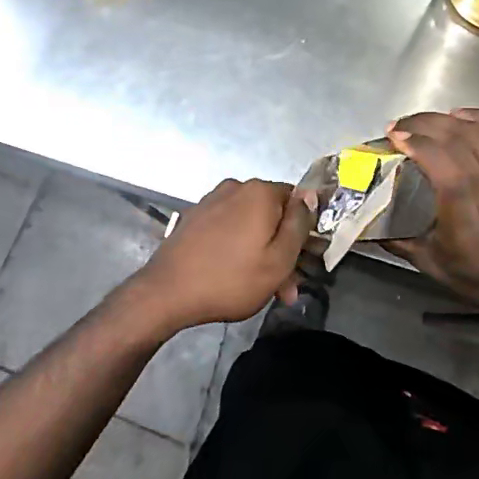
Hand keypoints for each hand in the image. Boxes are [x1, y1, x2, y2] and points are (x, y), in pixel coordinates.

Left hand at [129, 179, 312, 330]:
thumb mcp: (279, 259)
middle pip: (271, 214)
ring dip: (261, 253)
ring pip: (249, 225)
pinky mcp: (195, 218)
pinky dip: (238, 248)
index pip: (297, 199)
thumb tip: (310, 195)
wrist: (169, 290)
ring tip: (264, 291)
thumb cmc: (231, 278)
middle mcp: (234, 188)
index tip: (306, 259)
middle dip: (282, 248)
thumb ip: (299, 225)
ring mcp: (211, 202)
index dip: (305, 229)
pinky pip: (228, 229)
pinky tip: (237, 277)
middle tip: (286, 287)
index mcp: (258, 192)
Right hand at [381, 109, 478, 314]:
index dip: (412, 140)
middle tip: (395, 128)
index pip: (437, 156)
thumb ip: (398, 242)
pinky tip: (458, 115)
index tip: (391, 137)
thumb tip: (367, 228)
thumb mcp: (431, 263)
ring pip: (471, 130)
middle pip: (452, 134)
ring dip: (441, 119)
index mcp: (460, 200)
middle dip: (420, 124)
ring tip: (417, 122)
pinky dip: (478, 118)